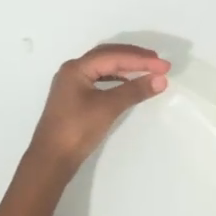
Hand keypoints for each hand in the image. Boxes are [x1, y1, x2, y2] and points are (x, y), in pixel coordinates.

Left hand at [26, 45, 170, 173]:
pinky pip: (99, 79)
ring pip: (103, 67)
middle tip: (157, 63)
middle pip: (107, 55)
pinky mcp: (74, 98)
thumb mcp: (108, 108)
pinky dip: (116, 79)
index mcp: (77, 68)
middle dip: (133, 58)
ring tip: (147, 70)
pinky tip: (128, 84)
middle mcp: (73, 70)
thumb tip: (161, 79)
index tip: (164, 65)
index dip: (141, 59)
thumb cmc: (77, 130)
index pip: (114, 56)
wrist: (51, 159)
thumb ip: (134, 91)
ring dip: (125, 67)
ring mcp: (72, 84)